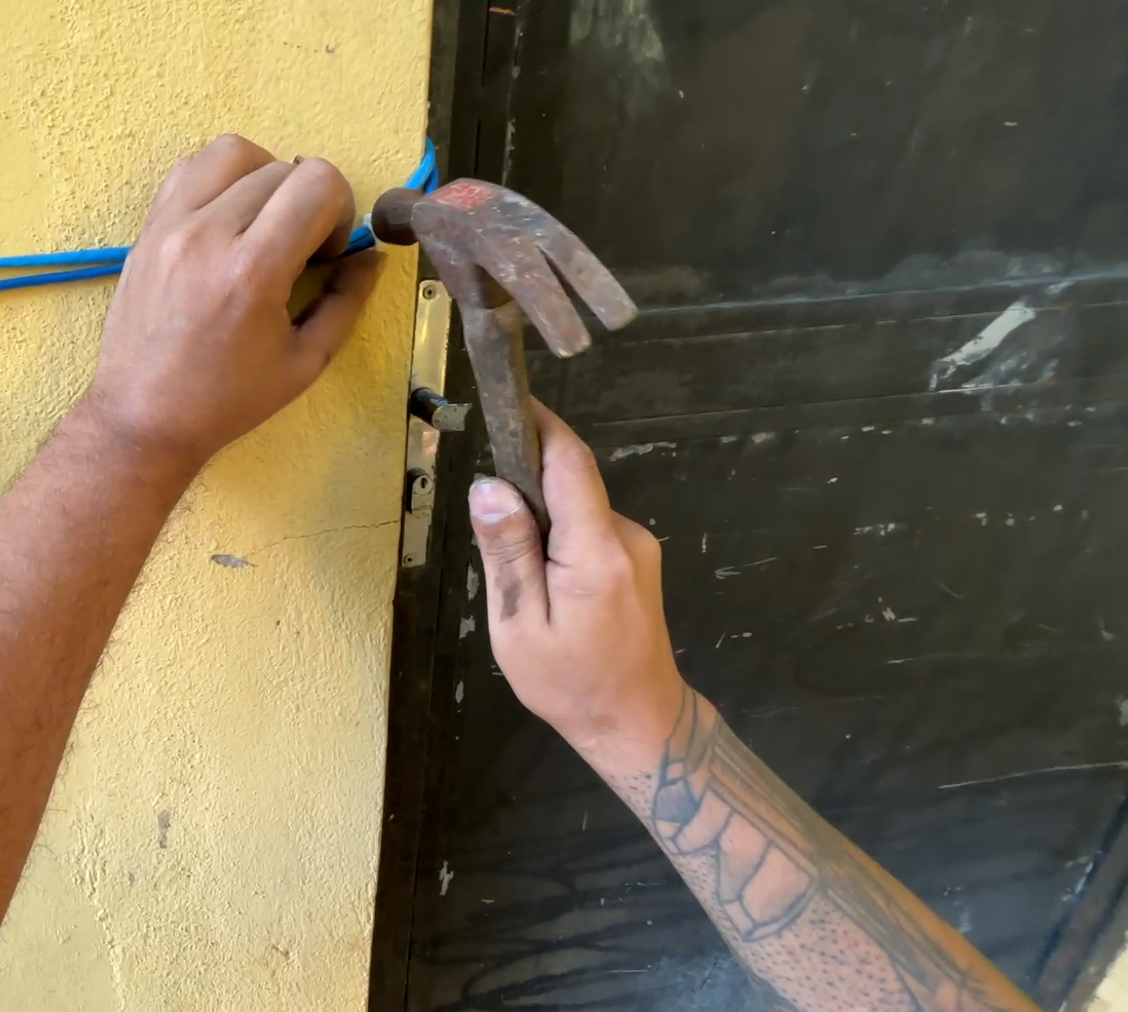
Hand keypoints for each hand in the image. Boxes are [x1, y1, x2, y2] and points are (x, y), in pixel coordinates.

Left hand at [80, 134, 385, 467]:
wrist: (143, 418)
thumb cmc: (225, 402)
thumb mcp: (304, 364)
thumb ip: (346, 302)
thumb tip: (369, 256)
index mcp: (252, 270)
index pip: (317, 182)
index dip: (339, 210)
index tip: (325, 252)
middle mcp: (207, 234)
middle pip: (281, 168)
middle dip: (306, 202)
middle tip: (297, 251)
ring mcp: (169, 227)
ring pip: (231, 152)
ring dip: (261, 177)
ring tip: (261, 225)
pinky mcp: (146, 231)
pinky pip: (187, 170)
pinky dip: (217, 181)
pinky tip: (224, 223)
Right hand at [469, 401, 685, 759]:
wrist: (639, 725)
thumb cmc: (569, 682)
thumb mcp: (519, 624)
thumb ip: (507, 552)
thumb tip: (488, 486)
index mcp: (595, 551)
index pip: (569, 463)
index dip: (538, 425)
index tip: (505, 403)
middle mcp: (626, 536)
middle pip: (568, 482)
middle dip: (523, 490)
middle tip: (489, 540)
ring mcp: (638, 547)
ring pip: (575, 507)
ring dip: (538, 523)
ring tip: (519, 580)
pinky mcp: (637, 559)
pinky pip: (586, 527)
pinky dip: (556, 539)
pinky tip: (545, 586)